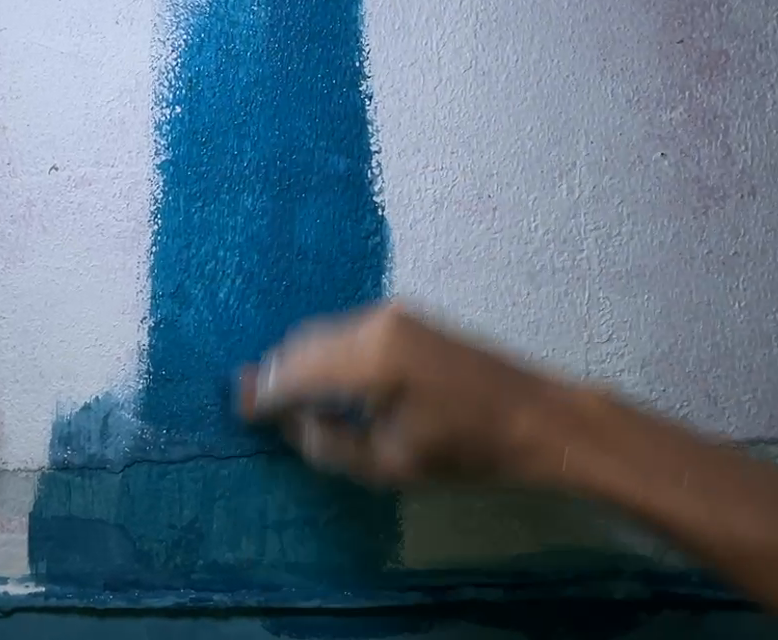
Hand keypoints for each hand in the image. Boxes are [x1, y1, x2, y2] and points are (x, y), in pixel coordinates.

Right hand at [239, 301, 558, 486]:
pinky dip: (325, 353)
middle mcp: (372, 322)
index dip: (263, 391)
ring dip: (300, 361)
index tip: (239, 408)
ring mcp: (388, 312)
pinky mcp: (400, 314)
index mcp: (370, 359)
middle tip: (258, 404)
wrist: (538, 417)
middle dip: (276, 373)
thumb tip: (289, 419)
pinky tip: (330, 381)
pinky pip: (343, 330)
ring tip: (290, 397)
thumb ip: (329, 442)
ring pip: (321, 332)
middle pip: (301, 343)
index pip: (295, 370)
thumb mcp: (392, 465)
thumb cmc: (468, 451)